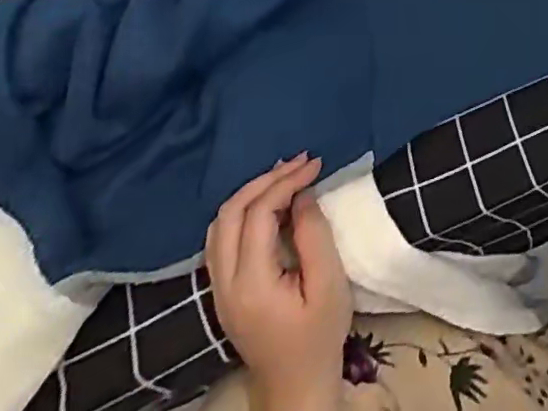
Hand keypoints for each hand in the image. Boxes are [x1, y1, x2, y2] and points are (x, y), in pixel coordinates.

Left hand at [208, 155, 351, 410]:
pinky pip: (222, 237)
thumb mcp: (329, 285)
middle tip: (301, 162)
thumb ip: (314, 237)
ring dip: (250, 193)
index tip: (316, 164)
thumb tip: (302, 196)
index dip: (285, 183)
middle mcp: (224, 283)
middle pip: (230, 214)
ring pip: (219, 224)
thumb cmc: (319, 336)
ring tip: (286, 175)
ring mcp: (218, 288)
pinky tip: (270, 203)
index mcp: (250, 283)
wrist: (296, 384)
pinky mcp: (223, 290)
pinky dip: (244, 210)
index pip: (258, 215)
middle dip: (265, 180)